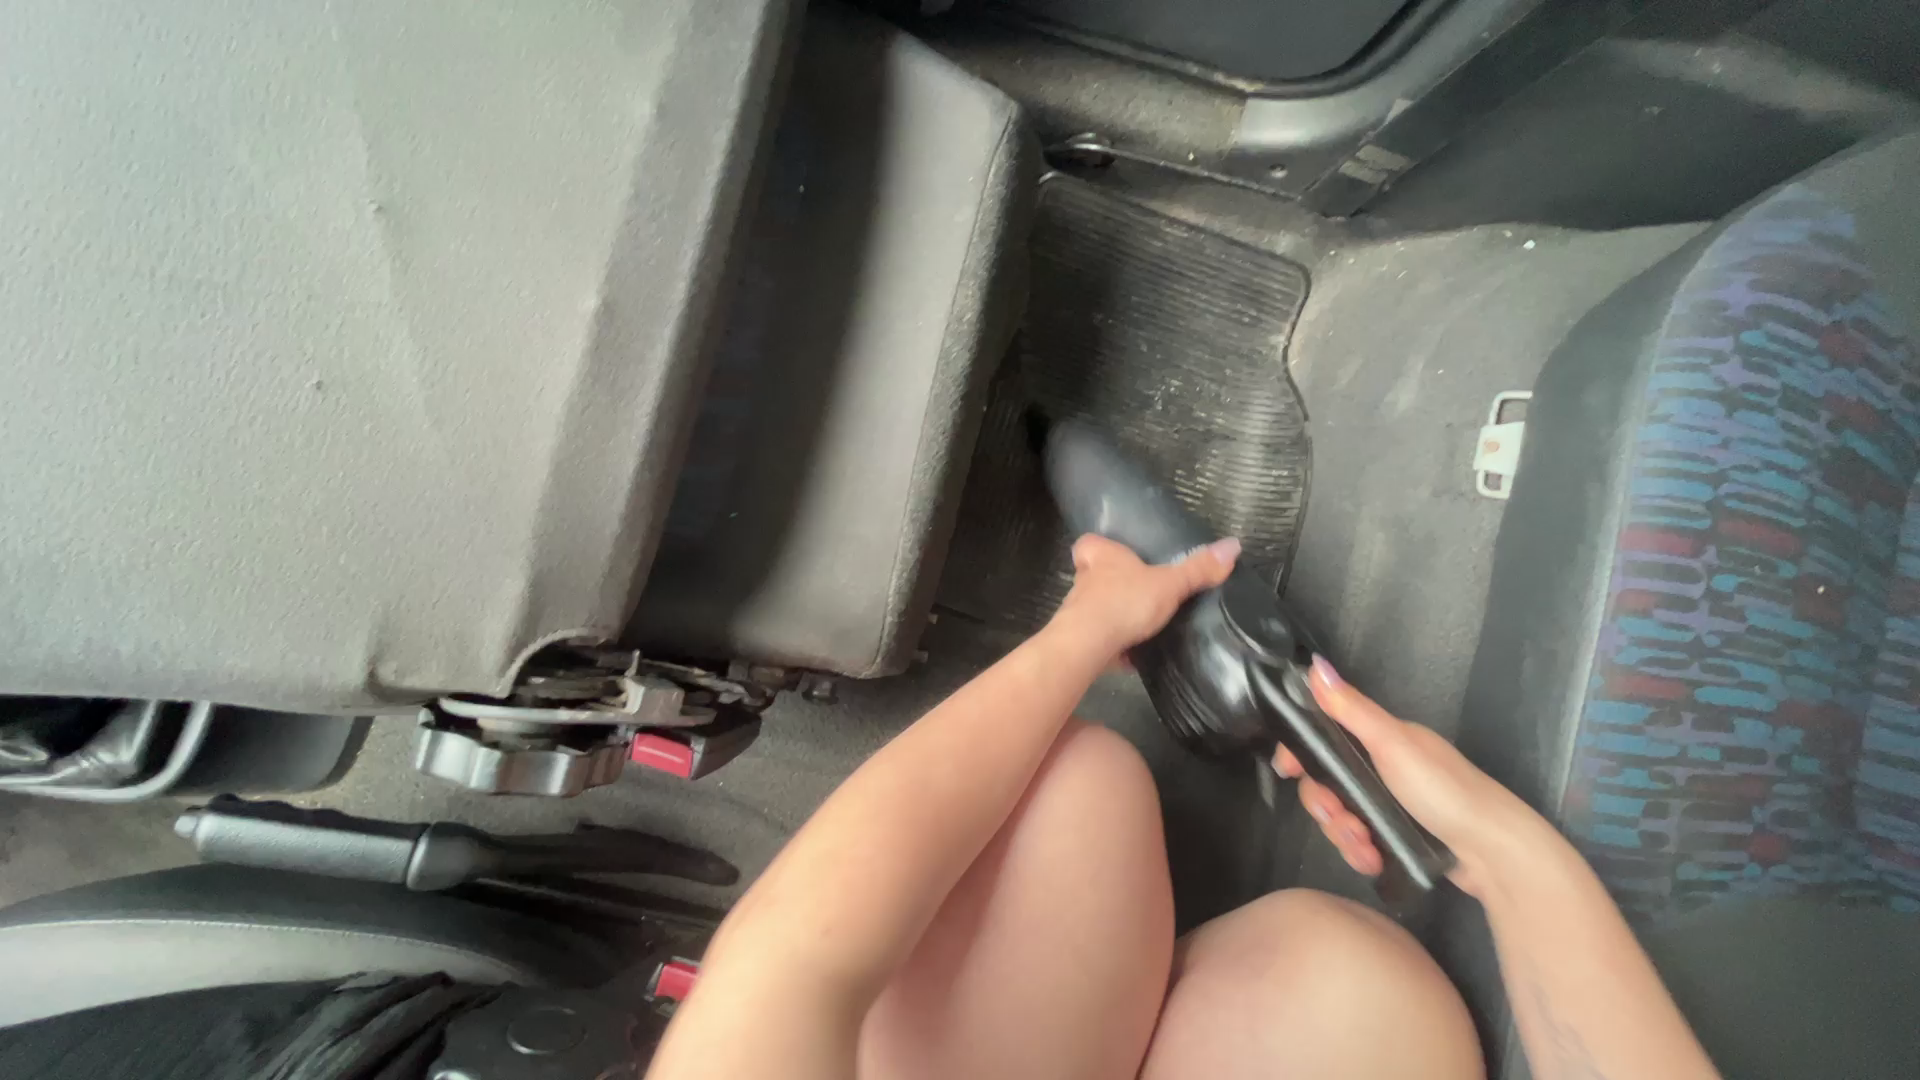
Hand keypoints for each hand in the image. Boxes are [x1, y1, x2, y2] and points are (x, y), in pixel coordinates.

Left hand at [1049, 534, 1238, 662]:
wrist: (1088, 644)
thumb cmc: (1125, 602)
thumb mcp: (1170, 584)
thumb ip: (1198, 569)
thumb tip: (1233, 544)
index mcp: (1101, 557)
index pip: (1089, 543)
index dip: (1099, 547)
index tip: (1115, 553)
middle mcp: (1084, 581)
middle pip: (1092, 576)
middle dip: (1111, 584)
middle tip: (1137, 592)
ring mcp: (1078, 612)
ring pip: (1095, 609)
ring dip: (1112, 616)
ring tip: (1141, 625)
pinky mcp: (1080, 640)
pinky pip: (1099, 641)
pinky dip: (1114, 647)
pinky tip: (1135, 656)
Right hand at [1274, 657, 1549, 896]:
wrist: (1496, 853)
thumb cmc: (1444, 790)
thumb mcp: (1393, 744)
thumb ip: (1351, 709)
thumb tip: (1314, 665)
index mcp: (1380, 739)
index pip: (1324, 737)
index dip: (1301, 752)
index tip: (1289, 771)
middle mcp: (1381, 768)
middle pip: (1326, 782)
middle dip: (1324, 804)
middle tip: (1338, 818)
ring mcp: (1389, 805)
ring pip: (1339, 815)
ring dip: (1342, 833)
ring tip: (1363, 846)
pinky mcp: (1396, 837)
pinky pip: (1359, 842)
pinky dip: (1359, 852)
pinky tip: (1371, 860)